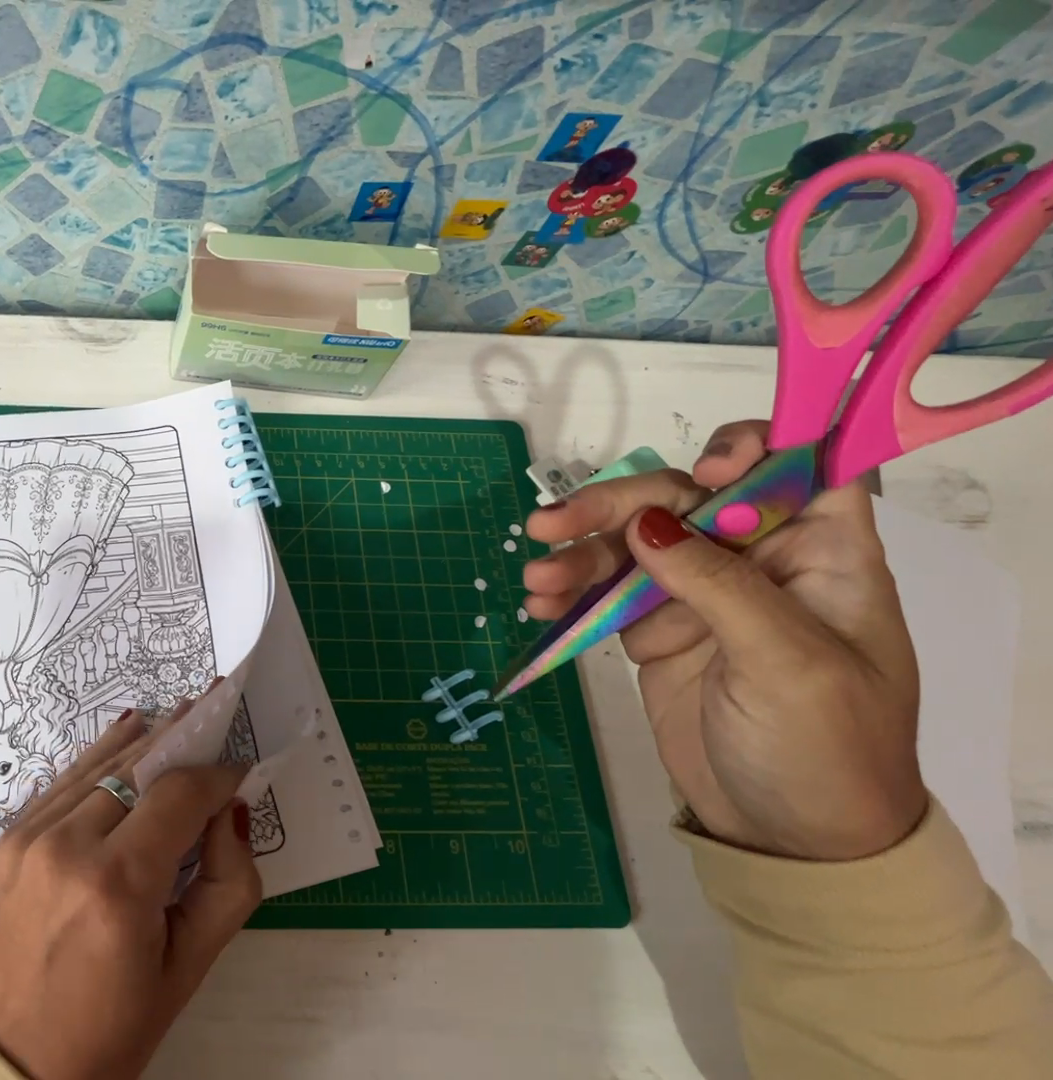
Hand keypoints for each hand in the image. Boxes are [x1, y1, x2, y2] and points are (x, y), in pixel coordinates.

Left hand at [0, 693, 260, 1079]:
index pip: (178, 796)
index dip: (215, 774)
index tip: (241, 767)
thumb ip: (226, 885)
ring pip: (99, 767)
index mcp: (117, 886)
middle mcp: (68, 847)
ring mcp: (30, 836)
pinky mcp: (10, 837)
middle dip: (183, 739)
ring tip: (180, 714)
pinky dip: (101, 756)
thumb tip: (229, 811)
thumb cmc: (108, 1027)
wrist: (4, 1053)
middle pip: (137, 769)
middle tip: (215, 705)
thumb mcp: (187, 969)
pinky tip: (128, 732)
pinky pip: (65, 782)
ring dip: (144, 742)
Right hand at [522, 422, 924, 860]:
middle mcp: (757, 560)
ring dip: (576, 552)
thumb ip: (717, 584)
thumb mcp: (786, 662)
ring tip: (535, 580)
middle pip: (682, 498)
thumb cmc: (823, 746)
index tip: (703, 474)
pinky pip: (601, 590)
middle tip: (548, 524)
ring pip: (629, 541)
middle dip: (615, 504)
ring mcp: (697, 593)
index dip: (753, 451)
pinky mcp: (651, 627)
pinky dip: (567, 591)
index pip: (800, 467)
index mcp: (821, 556)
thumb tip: (646, 521)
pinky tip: (539, 603)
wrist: (786, 834)